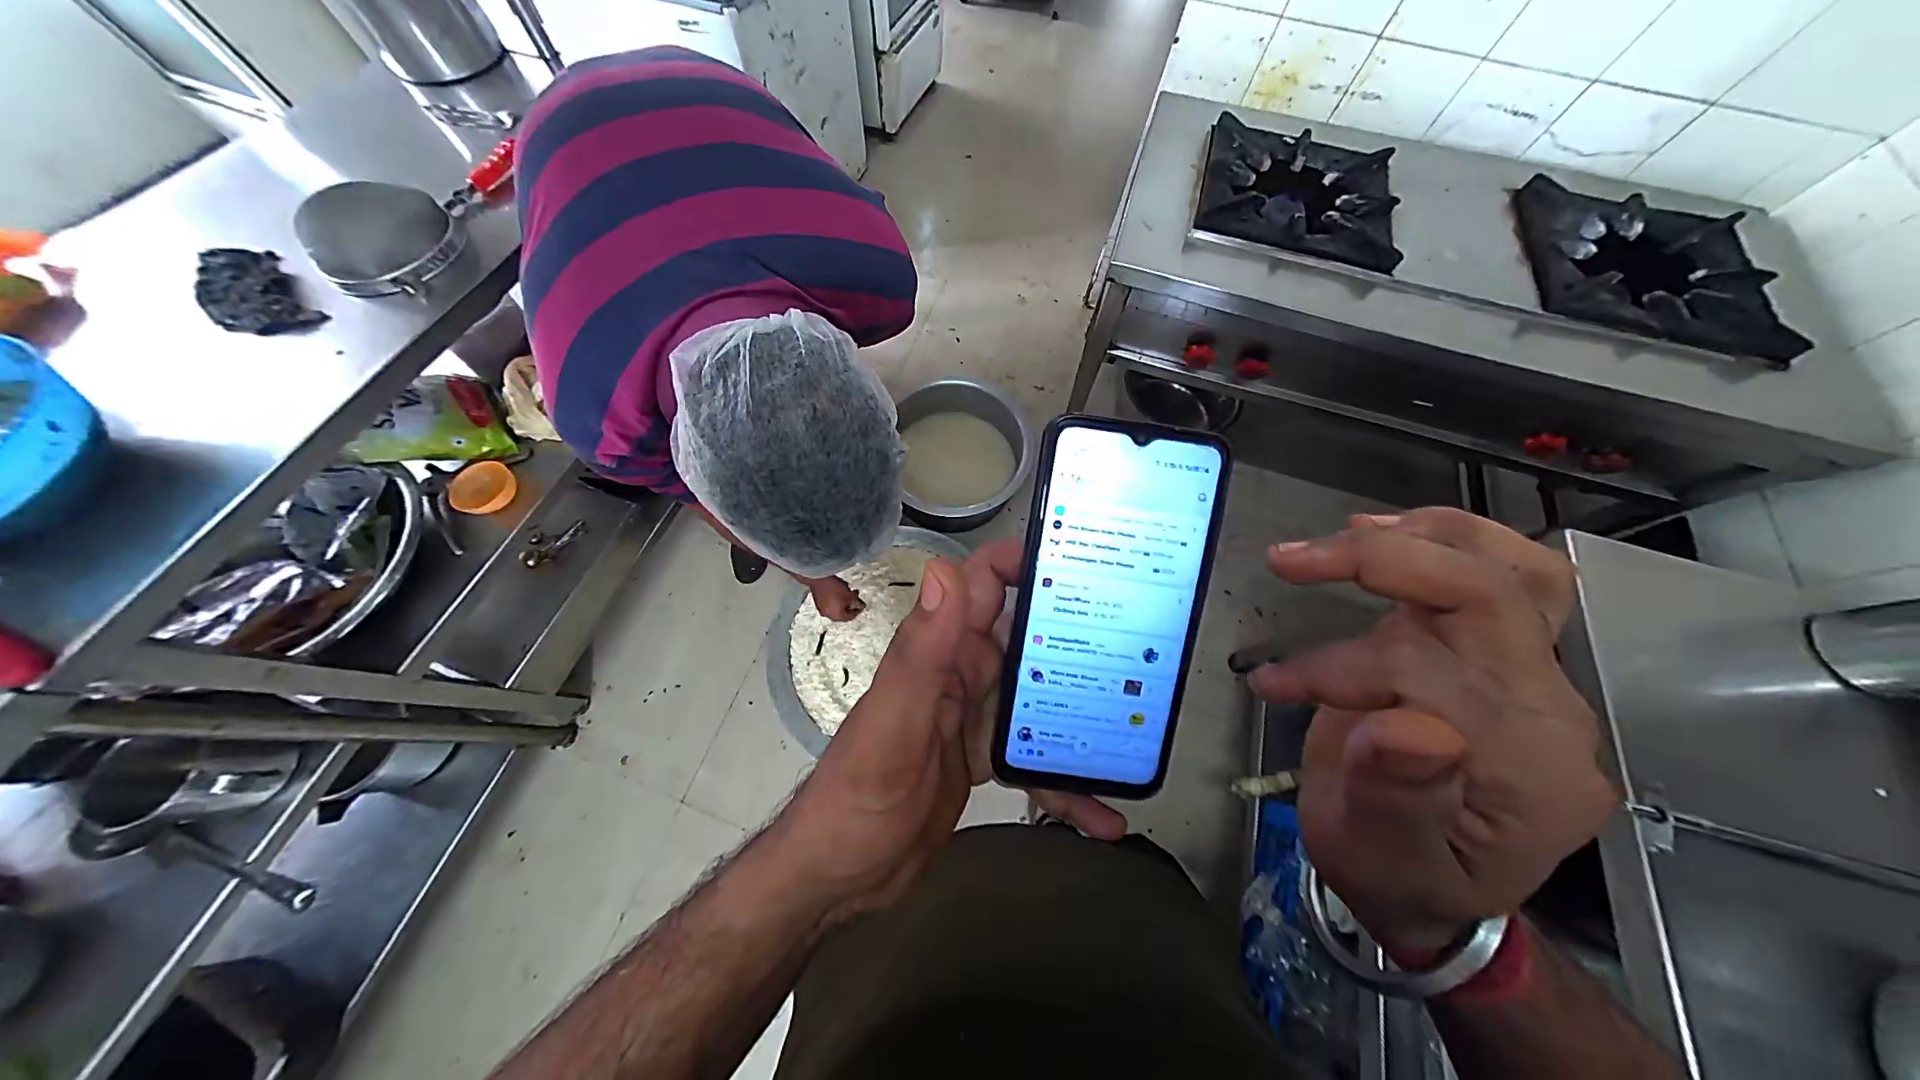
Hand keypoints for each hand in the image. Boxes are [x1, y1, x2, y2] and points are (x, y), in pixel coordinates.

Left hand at [776, 538, 1123, 922]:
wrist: (838, 875)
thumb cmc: (854, 799)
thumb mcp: (893, 725)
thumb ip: (921, 652)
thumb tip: (944, 571)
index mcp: (939, 655)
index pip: (984, 586)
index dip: (1028, 562)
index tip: (1085, 558)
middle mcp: (960, 676)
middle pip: (1028, 640)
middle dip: (1080, 636)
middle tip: (1140, 646)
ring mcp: (974, 718)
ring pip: (1041, 698)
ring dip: (1084, 712)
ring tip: (1136, 730)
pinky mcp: (983, 758)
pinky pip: (1034, 759)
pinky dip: (1064, 781)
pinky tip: (1101, 810)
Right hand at [800, 574, 864, 621]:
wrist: (818, 578)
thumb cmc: (835, 588)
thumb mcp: (850, 595)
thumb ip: (856, 602)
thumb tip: (859, 605)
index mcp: (837, 616)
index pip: (850, 617)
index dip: (857, 611)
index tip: (862, 605)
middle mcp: (828, 615)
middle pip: (842, 613)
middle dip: (849, 606)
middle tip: (855, 599)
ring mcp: (821, 609)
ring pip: (835, 608)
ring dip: (842, 603)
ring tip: (847, 593)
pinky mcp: (817, 602)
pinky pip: (829, 604)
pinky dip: (835, 600)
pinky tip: (838, 592)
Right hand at [1249, 509, 1614, 956]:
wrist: (1437, 887)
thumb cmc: (1401, 879)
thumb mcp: (1383, 859)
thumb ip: (1397, 799)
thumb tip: (1409, 728)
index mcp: (1525, 769)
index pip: (1426, 674)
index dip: (1335, 669)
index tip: (1269, 687)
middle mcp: (1549, 713)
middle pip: (1488, 596)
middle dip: (1381, 563)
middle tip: (1291, 560)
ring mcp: (1536, 681)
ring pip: (1513, 571)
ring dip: (1423, 537)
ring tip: (1346, 533)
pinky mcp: (1507, 659)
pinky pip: (1504, 579)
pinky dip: (1445, 544)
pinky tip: (1388, 535)